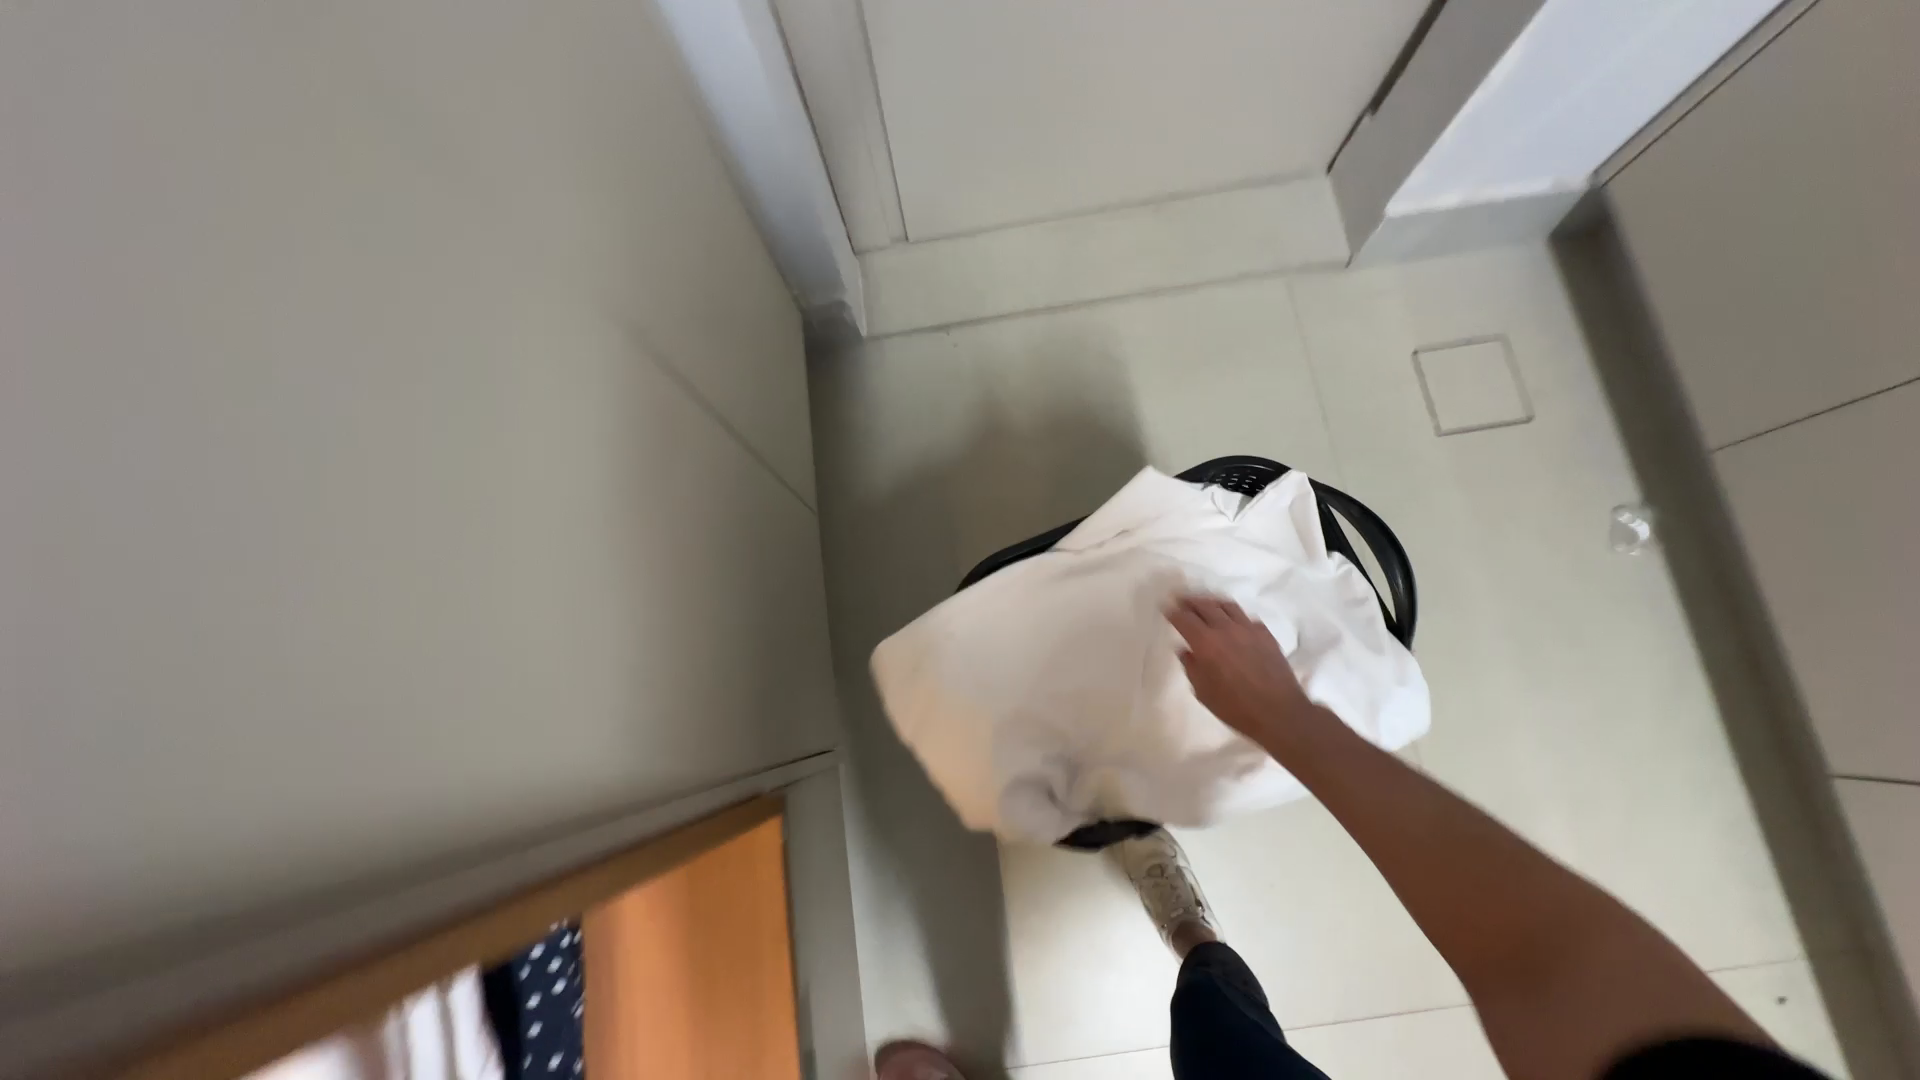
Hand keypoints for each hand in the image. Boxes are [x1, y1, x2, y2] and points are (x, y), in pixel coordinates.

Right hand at [1168, 594, 1315, 744]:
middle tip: (1182, 600)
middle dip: (1190, 601)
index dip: (1173, 612)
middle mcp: (1225, 629)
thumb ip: (1191, 667)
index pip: (1184, 618)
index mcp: (1205, 642)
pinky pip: (1247, 618)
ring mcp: (1248, 629)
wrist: (1278, 712)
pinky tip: (1234, 624)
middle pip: (1204, 605)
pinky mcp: (1266, 634)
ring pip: (1227, 606)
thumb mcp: (1202, 692)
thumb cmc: (1235, 707)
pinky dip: (1235, 617)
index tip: (1167, 608)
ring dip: (1213, 603)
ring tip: (1206, 605)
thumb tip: (1186, 650)